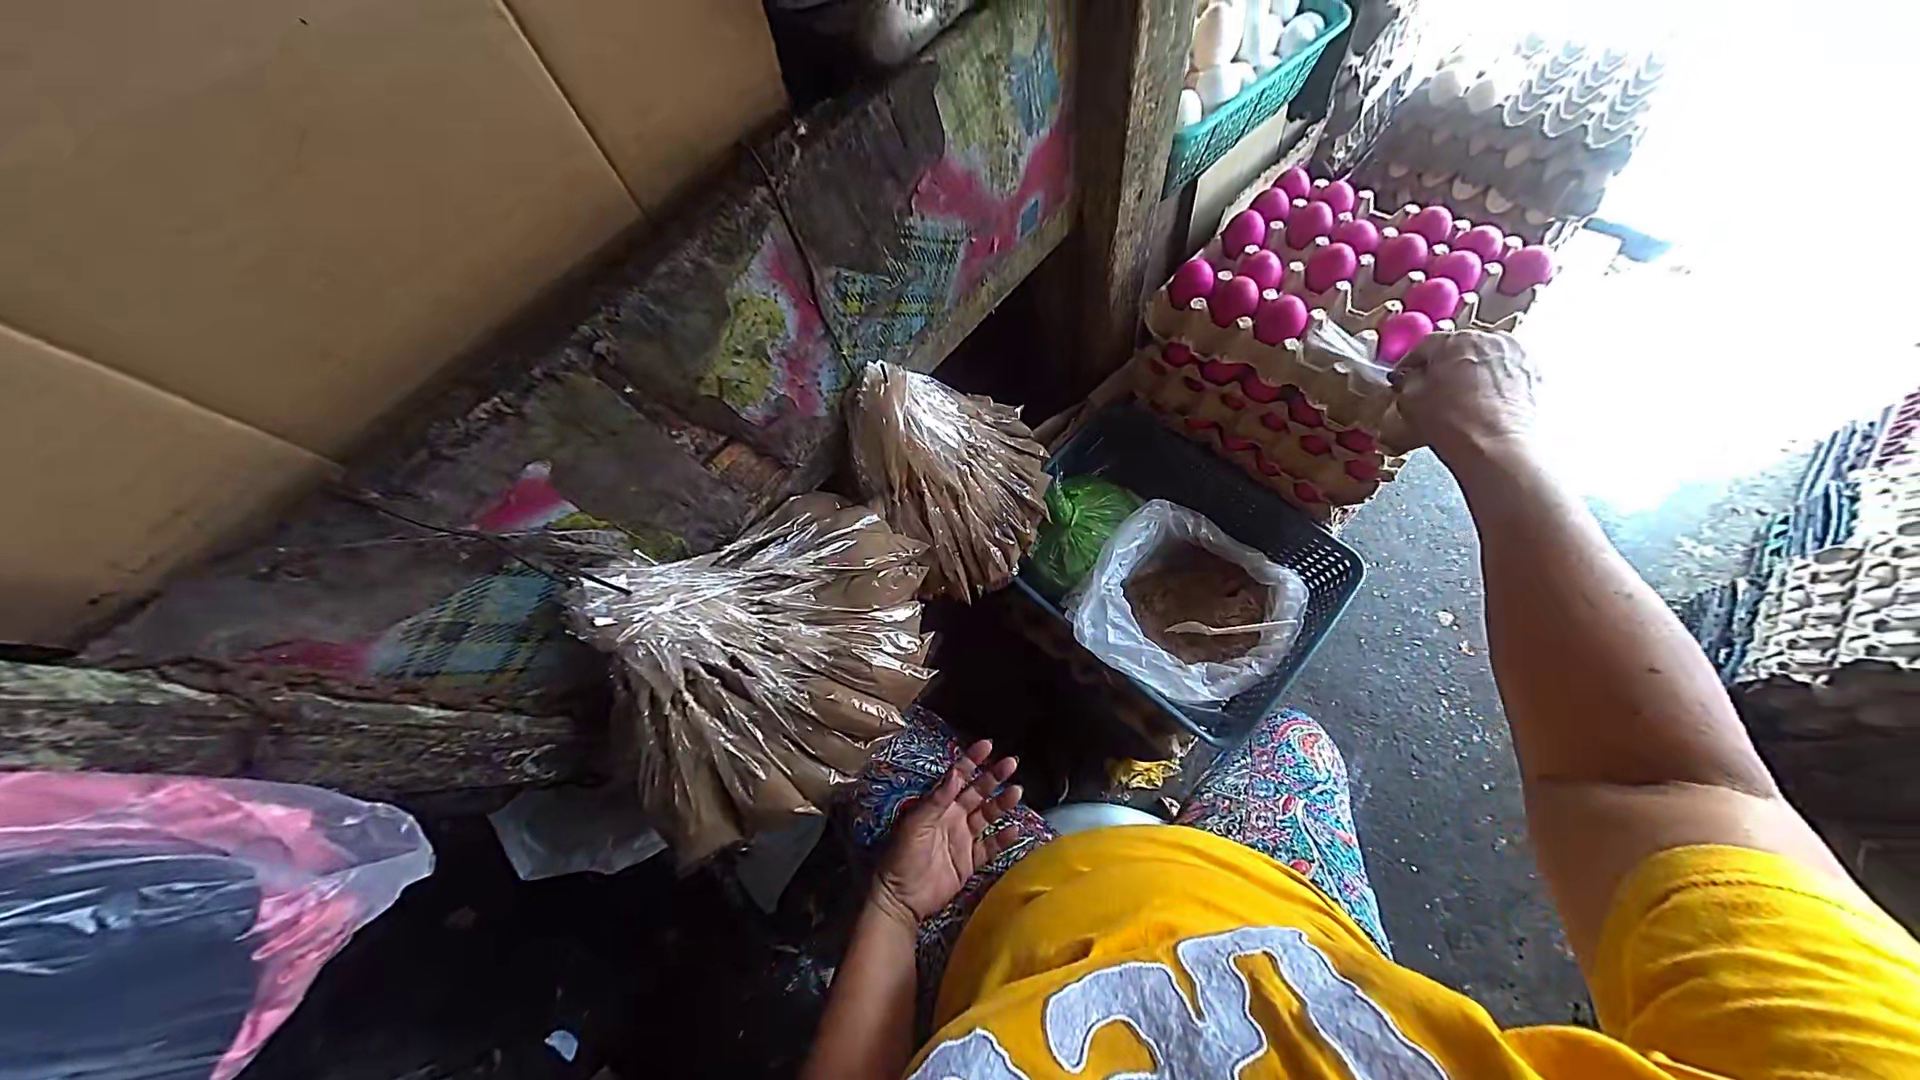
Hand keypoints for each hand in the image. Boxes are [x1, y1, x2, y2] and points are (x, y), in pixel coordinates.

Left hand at [870, 740, 1022, 926]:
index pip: (958, 776)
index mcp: (939, 804)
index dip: (972, 760)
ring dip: (1002, 803)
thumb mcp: (916, 822)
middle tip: (1011, 763)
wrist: (901, 898)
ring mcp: (963, 839)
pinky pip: (990, 846)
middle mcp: (953, 817)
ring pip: (987, 815)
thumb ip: (938, 799)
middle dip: (994, 776)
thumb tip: (956, 772)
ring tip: (1017, 791)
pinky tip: (1015, 829)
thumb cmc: (902, 855)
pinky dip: (1003, 838)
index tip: (988, 745)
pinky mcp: (969, 861)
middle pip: (978, 792)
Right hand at [1390, 330, 1539, 464]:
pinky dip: (1493, 380)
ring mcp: (1516, 352)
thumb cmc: (1449, 421)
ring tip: (1461, 394)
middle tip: (1432, 386)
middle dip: (1444, 364)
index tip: (1404, 377)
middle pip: (1459, 347)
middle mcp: (1489, 338)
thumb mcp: (1409, 400)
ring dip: (1470, 370)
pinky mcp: (1534, 370)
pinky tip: (1483, 400)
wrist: (1495, 444)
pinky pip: (1505, 369)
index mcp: (1455, 341)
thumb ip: (1408, 381)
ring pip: (1484, 357)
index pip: (1425, 346)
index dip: (1410, 363)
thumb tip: (1411, 377)